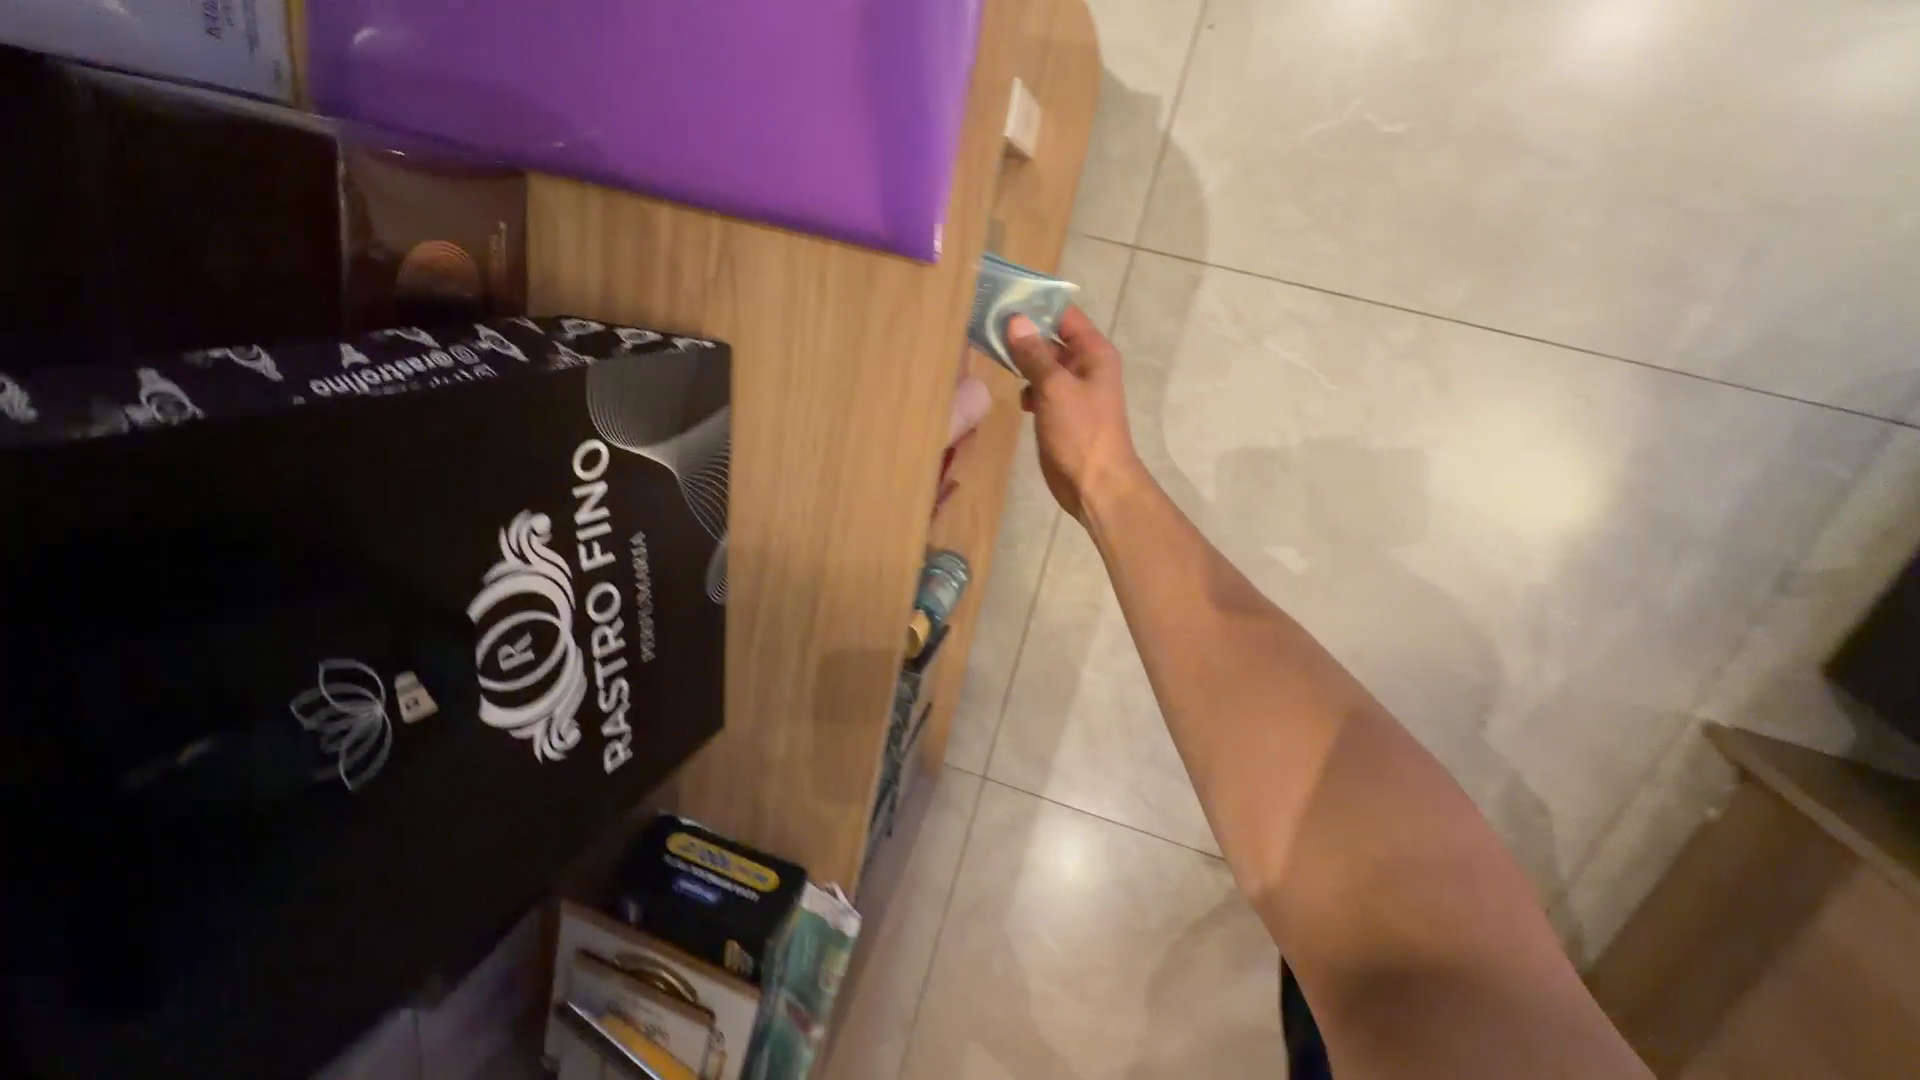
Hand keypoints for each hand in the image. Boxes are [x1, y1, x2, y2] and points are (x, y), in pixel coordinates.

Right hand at [1005, 308, 1145, 523]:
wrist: (1096, 484)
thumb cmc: (1081, 433)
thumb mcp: (1054, 388)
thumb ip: (1034, 354)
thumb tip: (1016, 320)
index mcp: (1094, 353)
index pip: (1065, 315)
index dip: (1037, 304)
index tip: (1003, 297)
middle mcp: (1086, 366)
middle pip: (1052, 338)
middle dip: (1023, 333)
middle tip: (986, 324)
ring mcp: (1074, 391)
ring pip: (1044, 365)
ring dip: (1023, 363)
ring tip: (994, 356)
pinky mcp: (1062, 413)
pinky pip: (1042, 390)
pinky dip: (1029, 389)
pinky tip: (1019, 398)